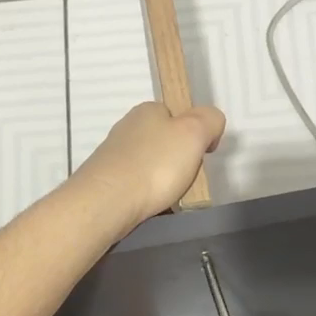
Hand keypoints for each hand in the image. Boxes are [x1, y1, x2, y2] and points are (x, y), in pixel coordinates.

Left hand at [73, 102, 224, 225]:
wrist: (108, 202)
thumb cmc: (155, 164)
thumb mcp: (194, 133)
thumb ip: (209, 121)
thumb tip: (210, 125)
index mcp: (148, 110)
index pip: (176, 114)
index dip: (192, 133)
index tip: (200, 154)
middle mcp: (127, 127)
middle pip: (162, 140)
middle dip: (177, 159)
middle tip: (186, 177)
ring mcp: (113, 155)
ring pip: (148, 163)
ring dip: (161, 178)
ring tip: (168, 195)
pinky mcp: (105, 180)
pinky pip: (135, 183)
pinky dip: (145, 193)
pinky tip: (149, 205)